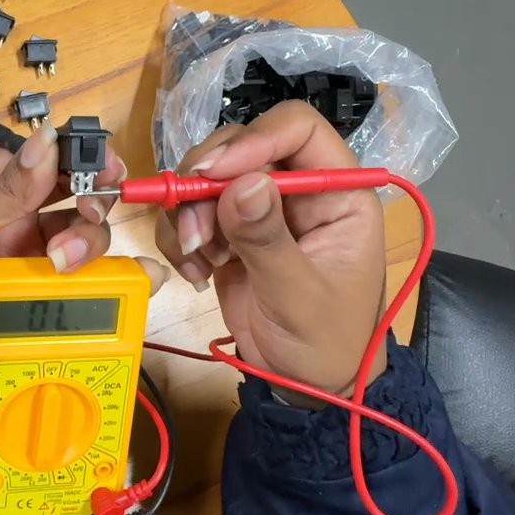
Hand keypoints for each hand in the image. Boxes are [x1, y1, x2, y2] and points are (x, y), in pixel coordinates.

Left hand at [0, 128, 161, 376]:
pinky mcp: (28, 298)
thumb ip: (1, 193)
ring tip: (63, 263)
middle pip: (72, 199)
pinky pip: (71, 286)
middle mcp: (9, 216)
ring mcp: (21, 258)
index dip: (79, 159)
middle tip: (86, 218)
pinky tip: (116, 284)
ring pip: (78, 241)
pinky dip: (96, 283)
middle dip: (89, 205)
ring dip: (86, 246)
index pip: (42, 158)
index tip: (107, 169)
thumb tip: (48, 139)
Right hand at [153, 101, 387, 395]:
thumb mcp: (299, 295)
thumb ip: (269, 239)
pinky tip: (194, 272)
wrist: (301, 384)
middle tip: (193, 232)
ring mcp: (256, 209)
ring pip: (204, 178)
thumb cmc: (323, 342)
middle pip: (238, 147)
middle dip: (205, 185)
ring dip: (186, 215)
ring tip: (195, 260)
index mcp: (337, 192)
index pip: (298, 130)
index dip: (254, 140)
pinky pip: (187, 212)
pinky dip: (178, 237)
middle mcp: (294, 189)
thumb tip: (243, 183)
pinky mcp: (225, 232)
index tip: (212, 173)